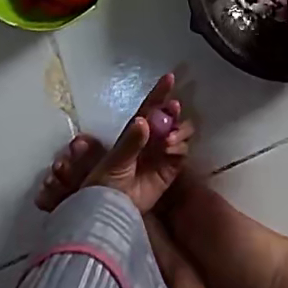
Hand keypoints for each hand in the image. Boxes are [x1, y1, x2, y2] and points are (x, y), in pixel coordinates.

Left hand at [83, 72, 194, 212]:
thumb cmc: (106, 181)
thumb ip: (132, 141)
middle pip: (167, 118)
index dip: (159, 92)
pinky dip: (179, 147)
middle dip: (172, 111)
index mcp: (134, 132)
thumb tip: (144, 120)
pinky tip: (171, 148)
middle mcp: (150, 139)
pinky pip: (181, 153)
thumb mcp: (116, 159)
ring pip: (178, 133)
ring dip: (178, 129)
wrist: (112, 210)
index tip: (170, 78)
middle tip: (173, 109)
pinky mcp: (169, 170)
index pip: (149, 107)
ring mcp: (161, 154)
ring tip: (169, 137)